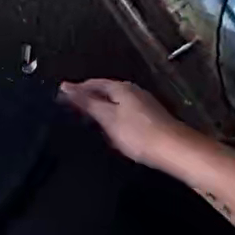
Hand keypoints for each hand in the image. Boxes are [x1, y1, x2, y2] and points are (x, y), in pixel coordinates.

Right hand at [60, 79, 197, 169]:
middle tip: (69, 110)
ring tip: (85, 120)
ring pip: (115, 102)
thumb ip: (86, 102)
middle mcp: (133, 91)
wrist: (174, 150)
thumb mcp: (107, 117)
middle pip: (104, 91)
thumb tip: (65, 86)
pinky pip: (123, 112)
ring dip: (100, 108)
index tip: (60, 99)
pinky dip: (111, 117)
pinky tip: (108, 129)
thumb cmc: (138, 134)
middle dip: (87, 98)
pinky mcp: (149, 118)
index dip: (76, 90)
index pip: (93, 83)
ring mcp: (143, 104)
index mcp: (121, 88)